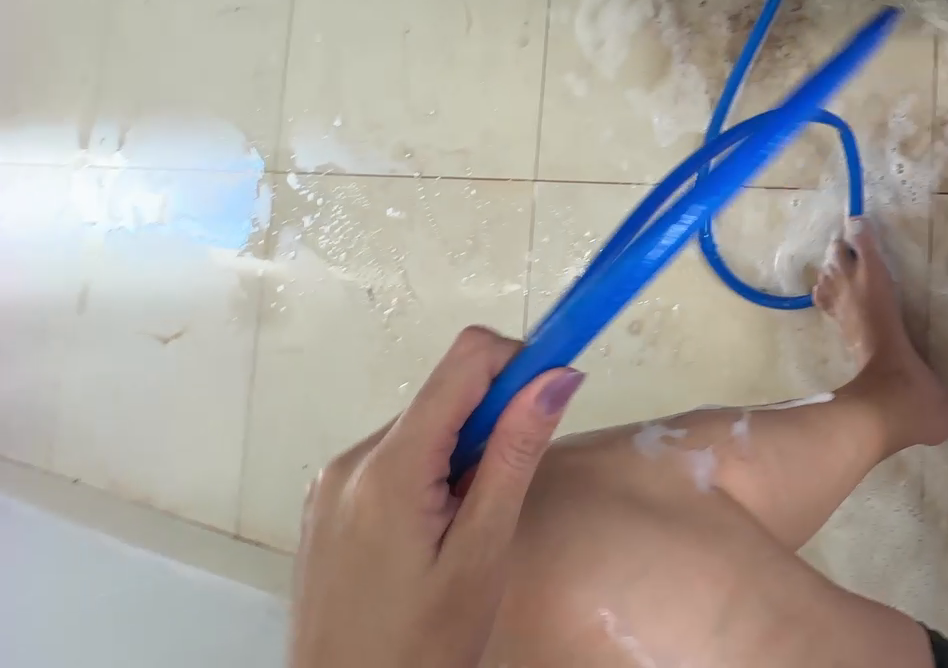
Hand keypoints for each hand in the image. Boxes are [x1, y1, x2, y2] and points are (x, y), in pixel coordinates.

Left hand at [290, 326, 584, 667]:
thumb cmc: (424, 644)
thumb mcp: (483, 549)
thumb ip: (518, 453)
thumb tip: (561, 375)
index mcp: (389, 467)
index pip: (467, 360)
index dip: (521, 361)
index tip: (554, 397)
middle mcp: (353, 458)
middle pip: (450, 390)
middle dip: (498, 416)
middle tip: (510, 484)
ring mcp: (336, 481)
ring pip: (432, 420)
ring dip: (470, 446)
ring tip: (472, 518)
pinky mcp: (333, 502)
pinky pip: (406, 451)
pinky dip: (441, 466)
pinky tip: (441, 526)